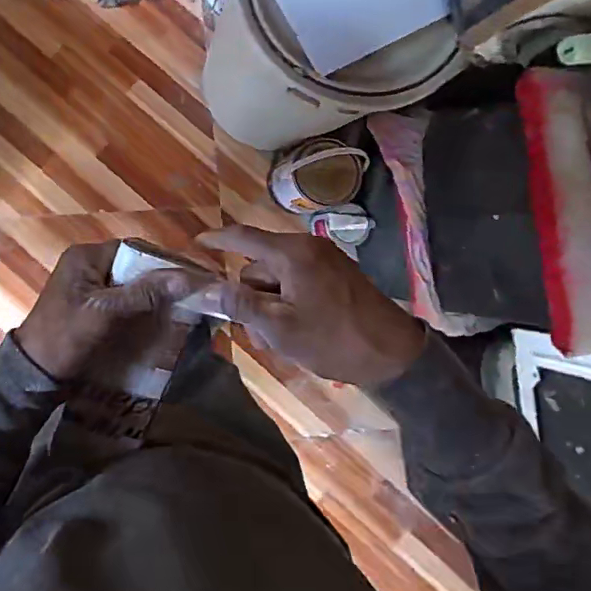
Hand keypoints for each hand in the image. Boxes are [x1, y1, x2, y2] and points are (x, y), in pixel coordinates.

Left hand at [12, 241, 209, 381]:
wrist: (33, 374)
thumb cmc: (64, 338)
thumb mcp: (105, 313)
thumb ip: (142, 293)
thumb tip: (185, 277)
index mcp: (85, 257)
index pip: (134, 249)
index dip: (164, 261)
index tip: (192, 275)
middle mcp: (87, 265)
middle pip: (134, 266)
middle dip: (160, 281)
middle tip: (192, 294)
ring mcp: (88, 287)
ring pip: (130, 285)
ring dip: (152, 296)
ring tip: (183, 307)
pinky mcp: (90, 307)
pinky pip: (123, 301)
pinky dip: (140, 309)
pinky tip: (160, 320)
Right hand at [196, 224, 426, 387]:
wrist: (394, 353)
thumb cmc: (333, 340)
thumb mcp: (280, 328)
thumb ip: (243, 305)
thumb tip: (209, 288)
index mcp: (293, 254)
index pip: (243, 237)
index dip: (217, 239)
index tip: (196, 243)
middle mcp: (307, 248)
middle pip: (258, 265)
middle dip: (251, 298)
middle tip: (256, 333)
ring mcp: (324, 260)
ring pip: (277, 279)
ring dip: (269, 306)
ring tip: (279, 340)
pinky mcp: (335, 274)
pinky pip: (297, 282)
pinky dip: (288, 303)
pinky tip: (295, 332)